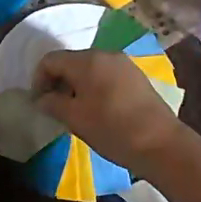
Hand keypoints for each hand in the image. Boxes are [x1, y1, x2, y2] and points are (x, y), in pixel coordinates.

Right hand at [33, 50, 190, 171]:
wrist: (162, 146)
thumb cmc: (111, 129)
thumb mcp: (73, 118)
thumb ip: (51, 103)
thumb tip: (41, 98)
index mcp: (87, 61)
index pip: (50, 60)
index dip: (38, 79)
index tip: (39, 102)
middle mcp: (106, 55)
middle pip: (70, 61)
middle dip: (57, 81)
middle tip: (54, 106)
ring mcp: (124, 65)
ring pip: (89, 68)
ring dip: (75, 85)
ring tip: (75, 109)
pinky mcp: (137, 78)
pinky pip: (106, 75)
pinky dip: (94, 87)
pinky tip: (97, 108)